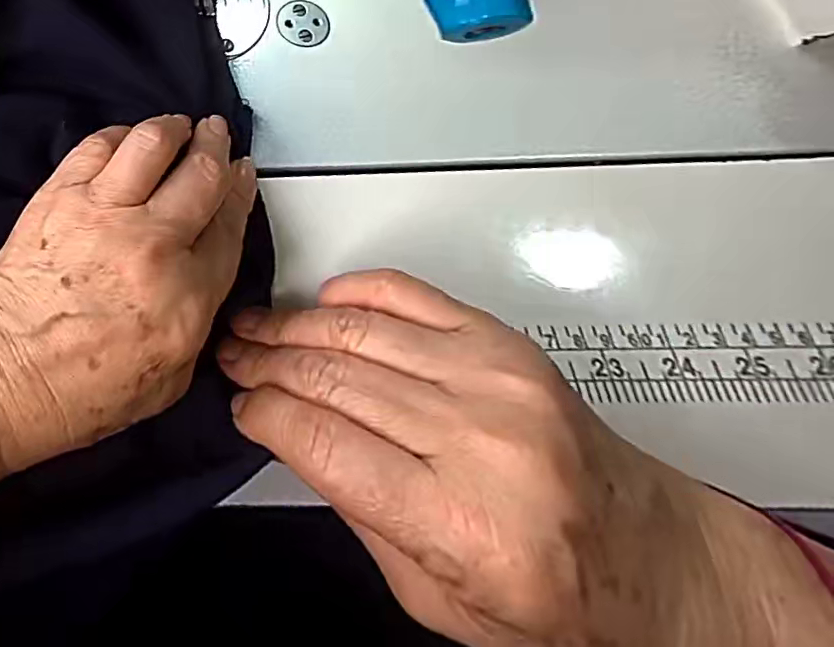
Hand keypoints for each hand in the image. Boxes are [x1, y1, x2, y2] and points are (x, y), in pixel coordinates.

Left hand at [0, 114, 256, 492]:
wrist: (3, 368)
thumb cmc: (81, 389)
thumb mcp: (172, 376)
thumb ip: (196, 314)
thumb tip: (196, 269)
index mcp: (188, 294)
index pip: (228, 224)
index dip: (239, 191)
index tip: (241, 173)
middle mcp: (151, 242)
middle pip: (199, 174)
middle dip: (213, 146)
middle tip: (215, 134)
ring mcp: (101, 212)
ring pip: (150, 145)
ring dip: (170, 128)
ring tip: (175, 125)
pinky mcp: (57, 196)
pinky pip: (95, 147)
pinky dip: (116, 135)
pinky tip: (124, 138)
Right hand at [219, 269, 833, 646]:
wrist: (659, 566)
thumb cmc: (554, 596)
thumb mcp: (432, 595)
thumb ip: (349, 505)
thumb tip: (282, 427)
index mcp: (464, 526)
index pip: (313, 436)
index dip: (258, 412)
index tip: (241, 407)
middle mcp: (485, 446)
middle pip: (324, 376)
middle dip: (260, 364)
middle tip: (232, 358)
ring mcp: (498, 383)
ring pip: (348, 330)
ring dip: (286, 326)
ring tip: (256, 329)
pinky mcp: (505, 346)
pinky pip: (399, 293)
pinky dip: (347, 293)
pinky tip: (318, 306)